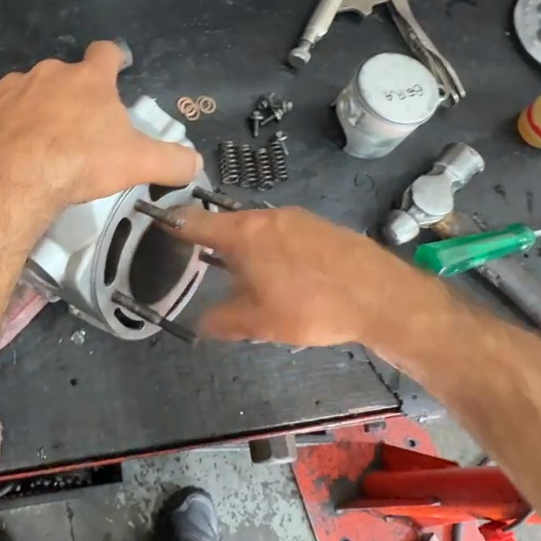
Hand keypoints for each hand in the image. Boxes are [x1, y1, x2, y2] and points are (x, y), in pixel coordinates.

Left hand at [0, 42, 201, 212]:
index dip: (113, 60)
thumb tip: (196, 163)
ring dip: (37, 110)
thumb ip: (172, 161)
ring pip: (30, 92)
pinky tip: (10, 148)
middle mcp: (49, 72)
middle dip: (73, 97)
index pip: (106, 53)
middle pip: (66, 76)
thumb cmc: (80, 163)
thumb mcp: (138, 164)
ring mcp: (12, 87)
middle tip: (78, 132)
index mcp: (89, 79)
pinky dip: (5, 124)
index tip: (116, 69)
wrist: (15, 180)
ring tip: (41, 144)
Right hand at [168, 205, 441, 348]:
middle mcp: (266, 217)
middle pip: (227, 224)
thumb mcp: (258, 323)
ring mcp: (297, 218)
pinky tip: (285, 276)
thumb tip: (201, 323)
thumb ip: (222, 320)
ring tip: (246, 277)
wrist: (382, 296)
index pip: (194, 221)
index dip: (172, 226)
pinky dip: (274, 250)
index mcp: (242, 233)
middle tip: (204, 267)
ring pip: (258, 229)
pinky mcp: (322, 226)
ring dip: (247, 248)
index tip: (158, 230)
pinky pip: (284, 234)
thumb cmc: (311, 307)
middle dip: (213, 244)